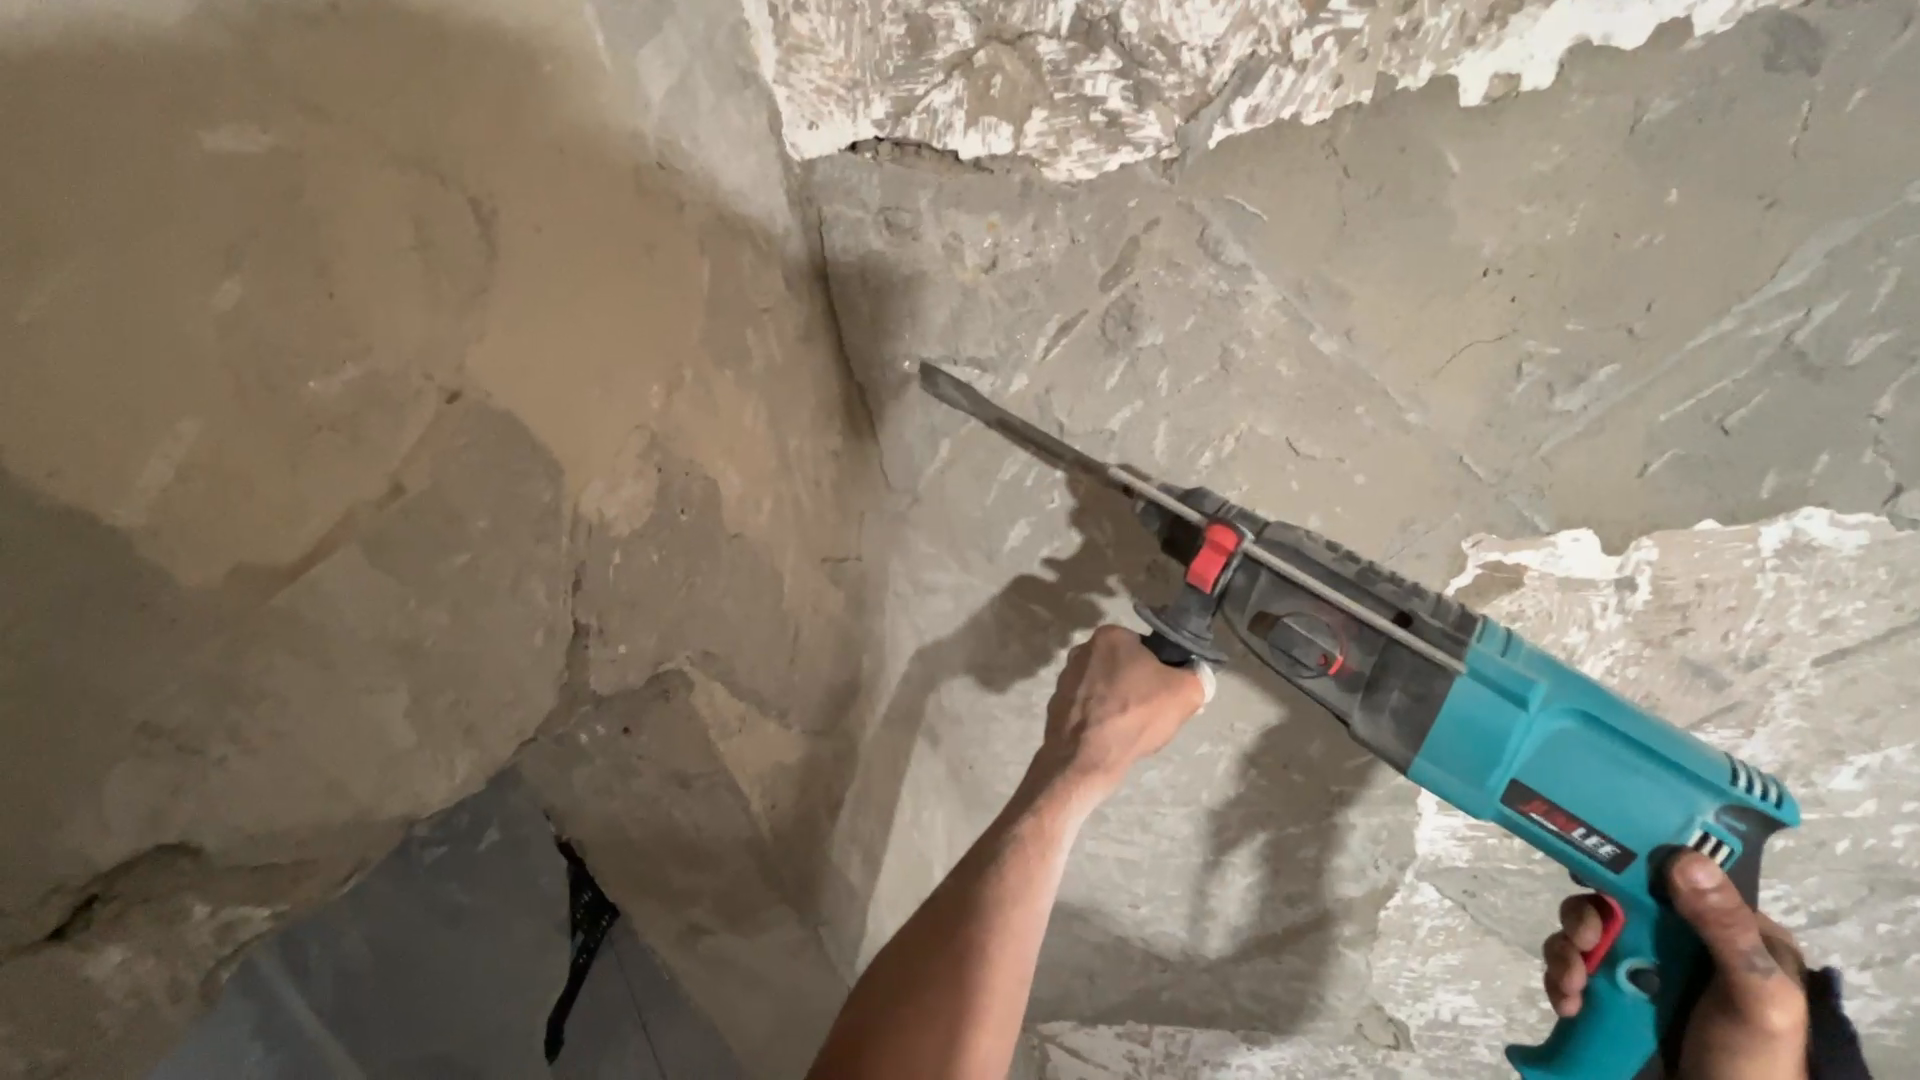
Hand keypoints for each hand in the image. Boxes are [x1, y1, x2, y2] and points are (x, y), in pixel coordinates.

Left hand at [1032, 625, 1206, 800]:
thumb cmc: (1136, 714)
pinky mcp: (1056, 704)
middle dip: (1139, 687)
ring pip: (1105, 688)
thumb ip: (1198, 676)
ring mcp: (1064, 678)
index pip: (1146, 648)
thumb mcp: (1186, 692)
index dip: (1162, 671)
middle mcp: (1081, 650)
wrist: (1085, 757)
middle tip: (1153, 712)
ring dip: (1119, 703)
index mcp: (1109, 636)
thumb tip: (1197, 674)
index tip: (1168, 693)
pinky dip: (1100, 719)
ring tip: (1132, 728)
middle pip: (1124, 667)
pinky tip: (1111, 736)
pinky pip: (1088, 708)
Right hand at [1542, 851, 1808, 1079]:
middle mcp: (1678, 940)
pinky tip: (1569, 1002)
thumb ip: (1725, 930)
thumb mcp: (1757, 997)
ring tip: (1572, 985)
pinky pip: (1570, 966)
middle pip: (1611, 902)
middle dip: (1585, 920)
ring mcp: (1642, 967)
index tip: (1593, 871)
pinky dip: (1560, 979)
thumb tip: (1684, 857)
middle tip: (1583, 943)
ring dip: (1566, 954)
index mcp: (1724, 930)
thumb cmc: (1755, 1058)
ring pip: (1583, 933)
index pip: (1669, 878)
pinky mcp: (1613, 992)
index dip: (1626, 867)